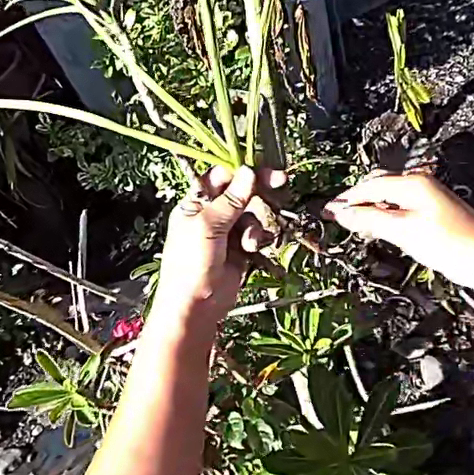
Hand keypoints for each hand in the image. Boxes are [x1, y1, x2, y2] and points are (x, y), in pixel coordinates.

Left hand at [151, 166, 278, 317]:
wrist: (196, 306)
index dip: (241, 171)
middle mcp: (211, 214)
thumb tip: (248, 172)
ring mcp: (227, 232)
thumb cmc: (192, 263)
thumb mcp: (208, 225)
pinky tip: (255, 248)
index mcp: (195, 203)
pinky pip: (256, 234)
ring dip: (255, 225)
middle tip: (281, 181)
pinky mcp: (240, 250)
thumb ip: (231, 199)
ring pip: (252, 214)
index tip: (263, 168)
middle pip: (240, 193)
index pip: (220, 177)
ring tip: (250, 243)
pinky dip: (259, 238)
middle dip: (258, 191)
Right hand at [324, 172, 473, 291]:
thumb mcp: (404, 231)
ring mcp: (429, 200)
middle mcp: (421, 185)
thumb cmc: (452, 243)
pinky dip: (384, 216)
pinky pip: (401, 210)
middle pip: (379, 187)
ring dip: (370, 208)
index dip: (346, 199)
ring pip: (390, 199)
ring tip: (352, 223)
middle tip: (335, 216)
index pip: (370, 185)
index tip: (326, 211)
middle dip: (356, 200)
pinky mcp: (434, 216)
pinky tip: (380, 229)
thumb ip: (370, 220)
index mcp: (413, 183)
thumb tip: (342, 213)